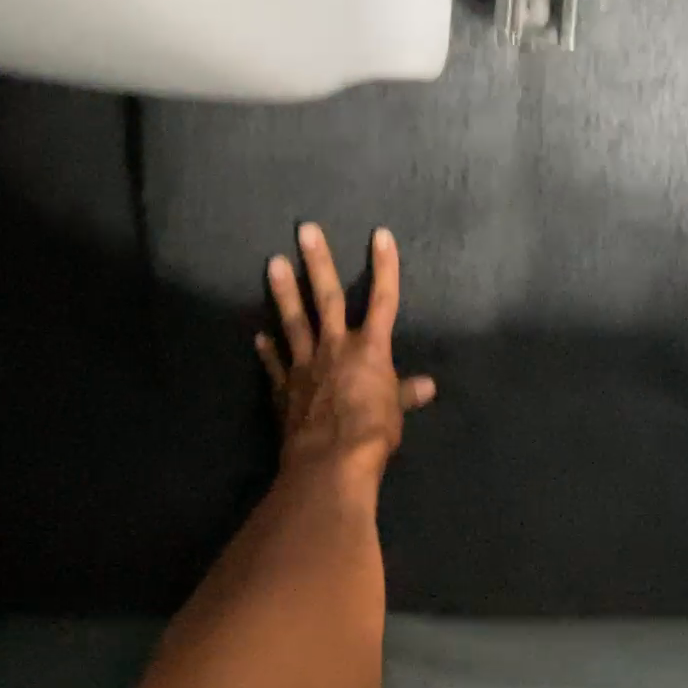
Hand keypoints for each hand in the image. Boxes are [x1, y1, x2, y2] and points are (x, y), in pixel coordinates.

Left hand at [256, 224, 434, 478]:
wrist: (331, 458)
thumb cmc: (373, 430)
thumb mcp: (397, 410)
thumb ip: (405, 393)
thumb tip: (428, 386)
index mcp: (370, 349)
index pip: (383, 300)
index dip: (384, 267)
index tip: (380, 235)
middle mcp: (336, 347)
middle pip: (328, 297)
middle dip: (319, 262)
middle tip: (305, 229)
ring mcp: (305, 364)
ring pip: (294, 320)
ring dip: (284, 292)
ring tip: (273, 263)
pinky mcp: (285, 387)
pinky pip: (275, 363)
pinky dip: (268, 350)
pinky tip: (259, 337)